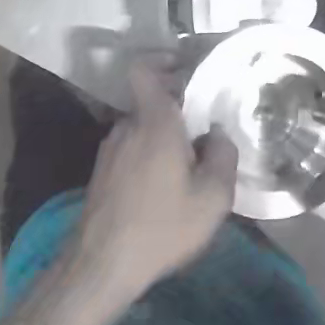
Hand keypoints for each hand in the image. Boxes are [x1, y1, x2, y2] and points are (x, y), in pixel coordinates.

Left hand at [69, 60, 238, 301]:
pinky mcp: (101, 173)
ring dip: (163, 139)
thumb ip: (223, 157)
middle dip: (177, 111)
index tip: (185, 68)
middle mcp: (126, 128)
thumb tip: (218, 136)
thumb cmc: (162, 226)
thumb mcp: (213, 198)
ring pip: (141, 129)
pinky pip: (131, 150)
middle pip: (150, 102)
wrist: (102, 264)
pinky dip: (149, 157)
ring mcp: (109, 150)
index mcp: (153, 123)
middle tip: (205, 132)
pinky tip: (164, 188)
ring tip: (189, 167)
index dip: (161, 60)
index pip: (144, 70)